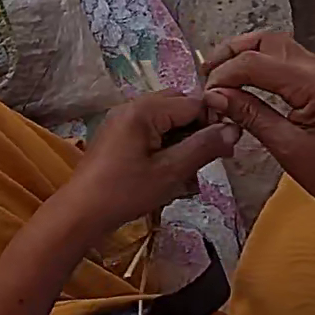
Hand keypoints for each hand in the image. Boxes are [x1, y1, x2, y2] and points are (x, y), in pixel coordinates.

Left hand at [52, 91, 240, 239]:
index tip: (228, 149)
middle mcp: (131, 107)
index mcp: (143, 109)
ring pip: (166, 122)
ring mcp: (122, 121)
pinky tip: (171, 175)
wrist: (81, 212)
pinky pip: (150, 133)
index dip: (214, 123)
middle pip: (178, 108)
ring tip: (189, 176)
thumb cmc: (125, 191)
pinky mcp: (117, 136)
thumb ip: (203, 147)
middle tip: (210, 161)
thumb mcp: (170, 171)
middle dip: (197, 132)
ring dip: (183, 144)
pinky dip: (165, 149)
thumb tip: (234, 128)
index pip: (192, 102)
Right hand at [201, 32, 314, 217]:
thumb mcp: (287, 147)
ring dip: (247, 57)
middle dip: (233, 52)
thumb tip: (215, 96)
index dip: (224, 74)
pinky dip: (262, 67)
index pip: (255, 62)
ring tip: (222, 79)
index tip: (206, 96)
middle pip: (267, 41)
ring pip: (278, 48)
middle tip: (208, 75)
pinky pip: (289, 63)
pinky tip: (247, 86)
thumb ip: (250, 115)